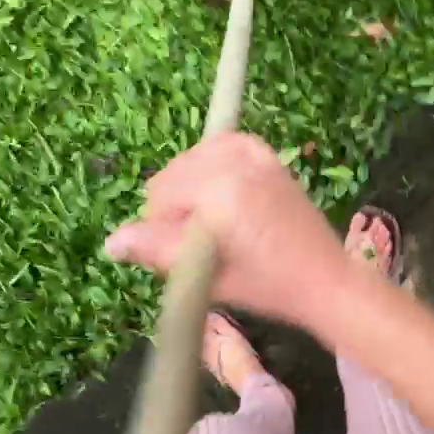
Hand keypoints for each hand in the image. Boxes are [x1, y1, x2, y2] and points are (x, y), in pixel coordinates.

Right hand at [104, 133, 357, 329]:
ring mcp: (253, 153)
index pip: (159, 197)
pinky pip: (217, 147)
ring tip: (216, 224)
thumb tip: (110, 242)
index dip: (161, 231)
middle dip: (174, 209)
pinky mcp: (264, 153)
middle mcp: (236, 162)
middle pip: (169, 176)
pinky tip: (221, 195)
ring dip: (190, 189)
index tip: (187, 256)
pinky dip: (210, 167)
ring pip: (189, 161)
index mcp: (221, 191)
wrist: (324, 277)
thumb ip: (158, 251)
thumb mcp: (206, 275)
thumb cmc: (268, 286)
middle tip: (204, 244)